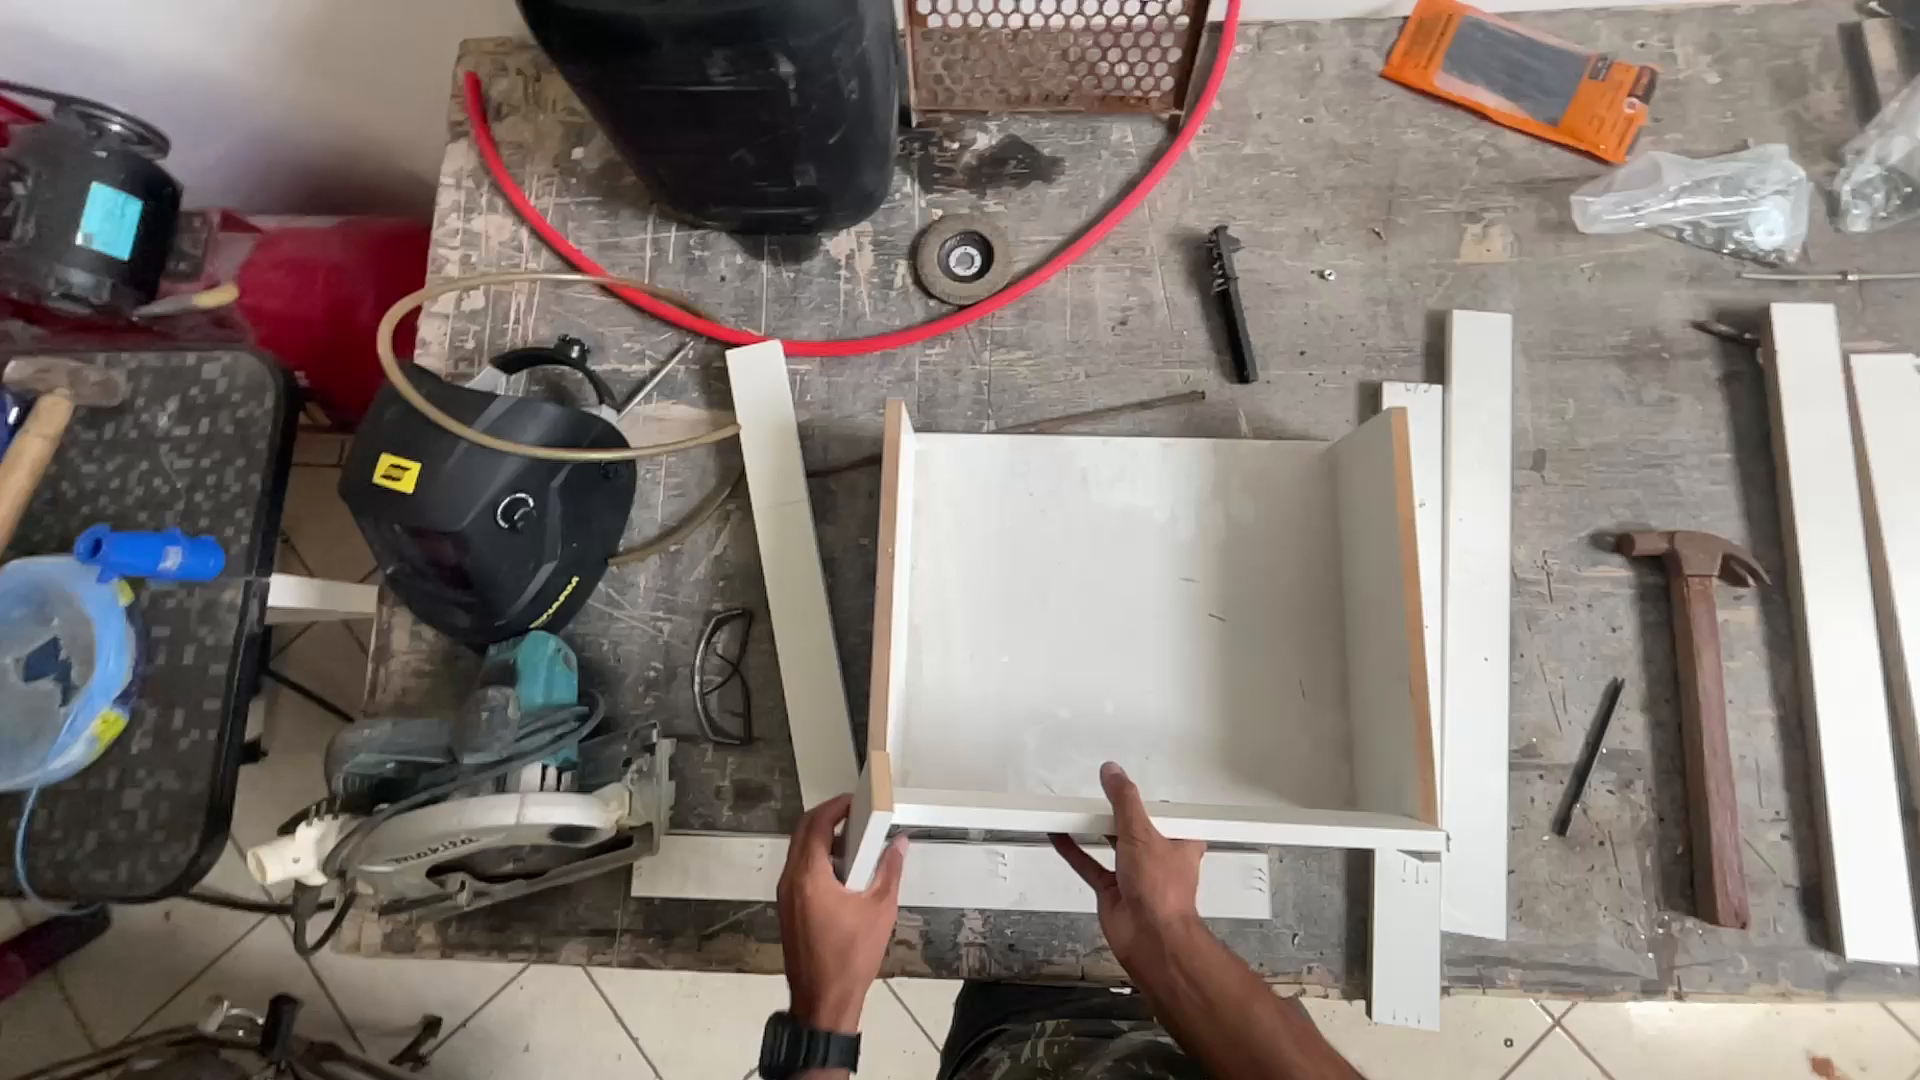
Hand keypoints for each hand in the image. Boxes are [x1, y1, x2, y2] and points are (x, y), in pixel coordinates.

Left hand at [777, 793, 908, 1033]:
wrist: (823, 1003)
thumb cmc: (852, 957)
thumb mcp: (880, 909)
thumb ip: (890, 870)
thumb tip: (899, 843)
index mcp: (809, 876)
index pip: (817, 823)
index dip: (836, 805)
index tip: (856, 800)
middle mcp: (790, 880)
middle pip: (802, 830)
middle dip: (828, 815)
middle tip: (855, 812)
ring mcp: (785, 895)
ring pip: (798, 849)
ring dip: (822, 836)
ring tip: (854, 838)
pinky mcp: (787, 908)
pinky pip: (798, 868)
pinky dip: (817, 857)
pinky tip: (843, 868)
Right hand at [1051, 762, 1206, 971]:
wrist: (1151, 939)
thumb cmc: (1163, 892)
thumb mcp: (1142, 832)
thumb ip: (1124, 801)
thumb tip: (1113, 773)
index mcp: (1179, 841)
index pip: (1162, 811)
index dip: (1146, 798)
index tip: (1126, 782)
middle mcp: (1158, 857)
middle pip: (1134, 825)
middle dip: (1116, 811)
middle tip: (1097, 791)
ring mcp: (1135, 874)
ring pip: (1111, 843)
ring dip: (1094, 827)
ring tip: (1076, 808)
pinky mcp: (1113, 890)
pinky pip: (1089, 864)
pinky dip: (1074, 849)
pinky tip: (1060, 834)